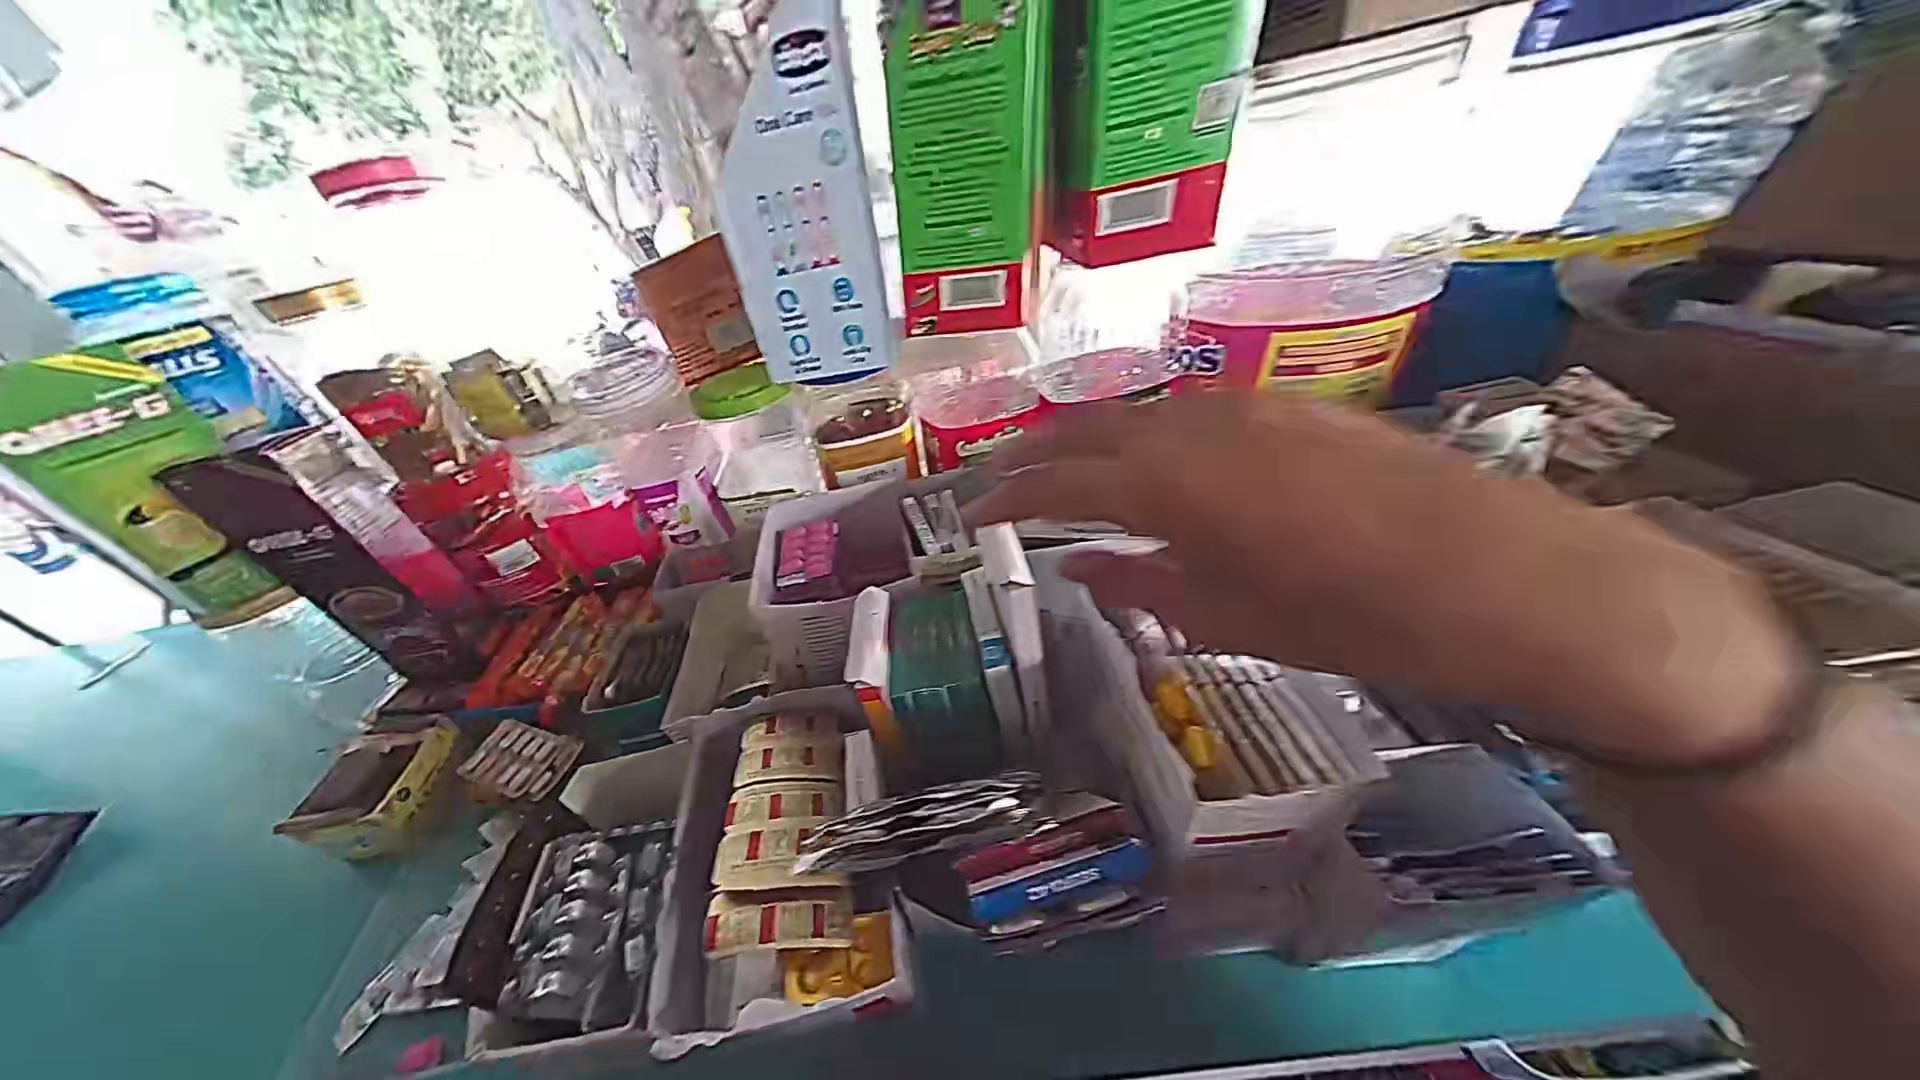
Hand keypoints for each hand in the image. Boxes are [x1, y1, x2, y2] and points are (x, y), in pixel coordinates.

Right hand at [965, 389, 1799, 764]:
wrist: (1506, 575)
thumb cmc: (1358, 617)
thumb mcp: (1234, 619)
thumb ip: (1143, 583)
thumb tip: (1081, 568)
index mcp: (1176, 486)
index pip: (1062, 482)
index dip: (1009, 497)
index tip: (974, 513)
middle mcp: (1200, 427)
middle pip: (1089, 430)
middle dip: (1034, 454)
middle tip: (999, 478)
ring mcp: (1247, 406)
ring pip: (1139, 411)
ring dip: (1090, 437)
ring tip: (1060, 463)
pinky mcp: (1287, 404)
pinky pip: (1189, 410)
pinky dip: (1147, 432)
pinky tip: (1149, 456)